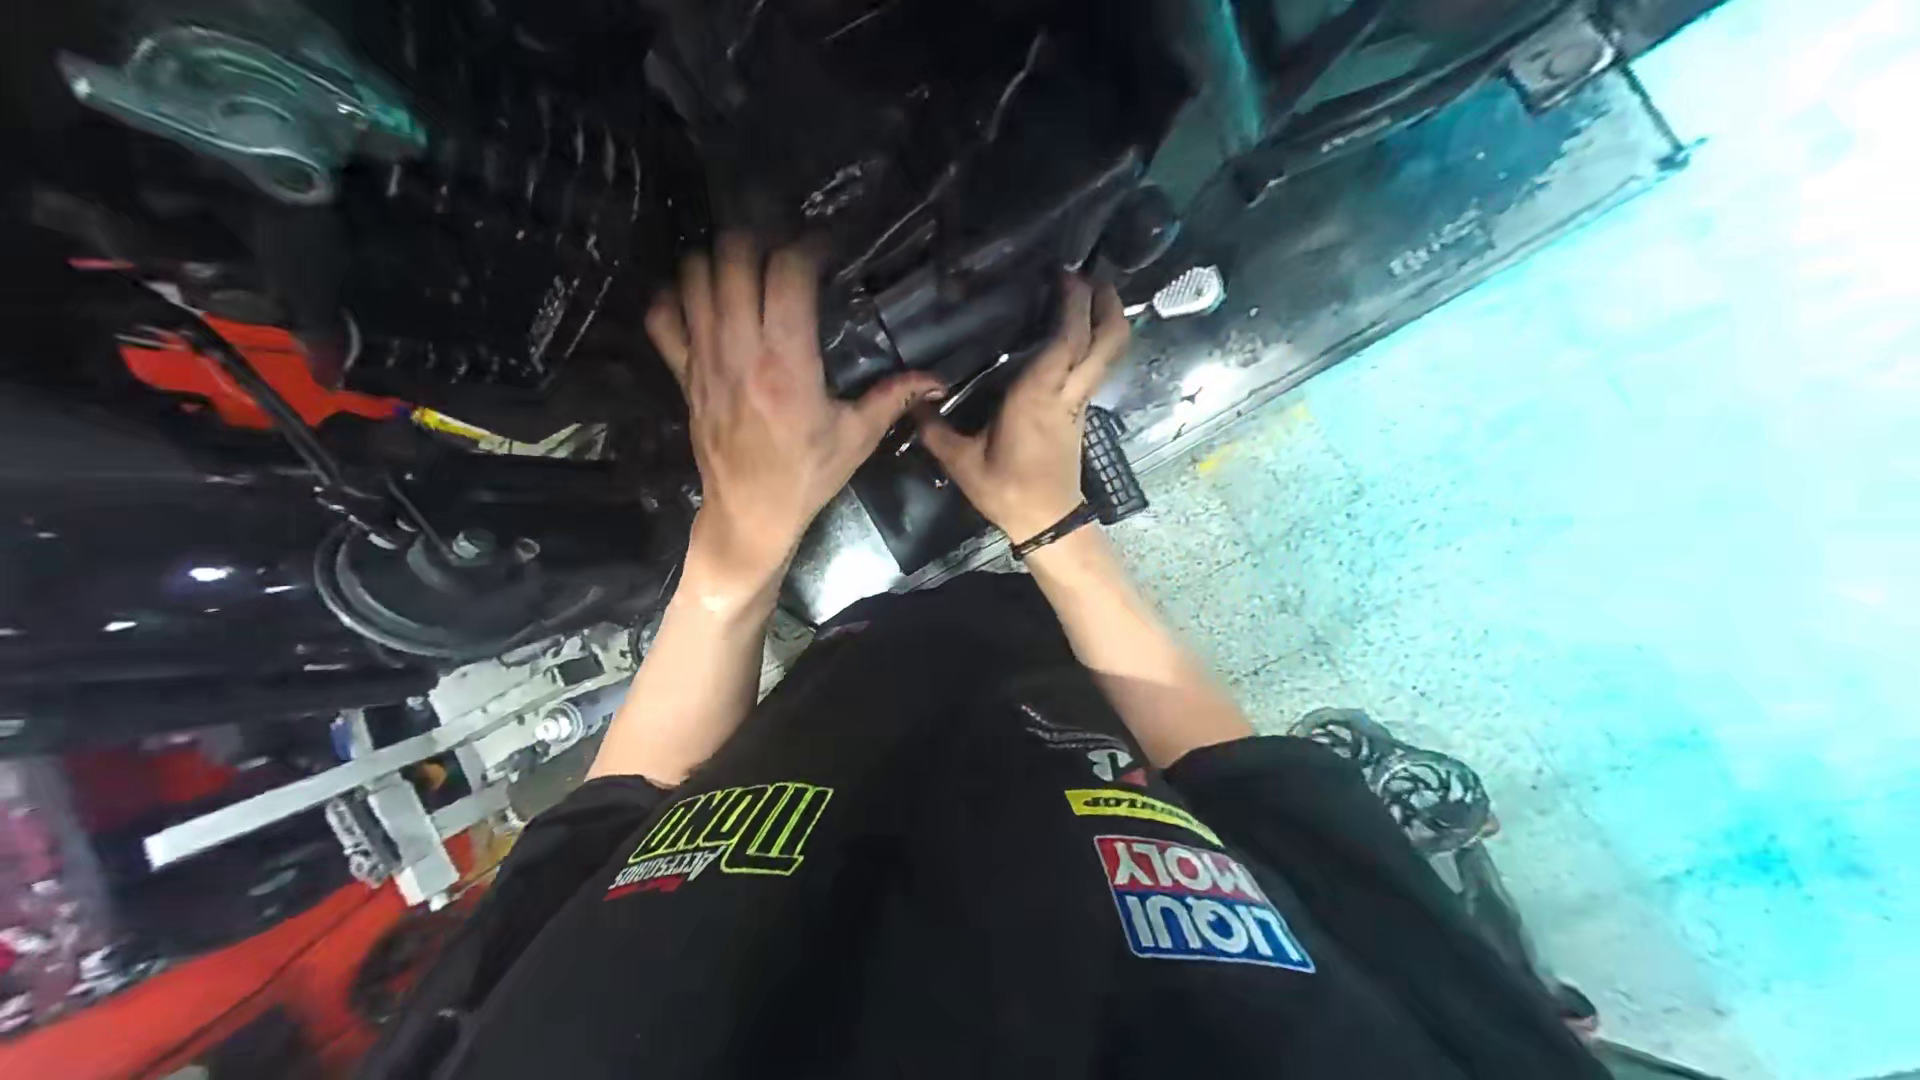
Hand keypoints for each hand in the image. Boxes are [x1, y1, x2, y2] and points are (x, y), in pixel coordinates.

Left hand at [647, 233, 942, 583]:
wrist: (751, 513)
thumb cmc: (807, 476)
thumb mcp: (856, 438)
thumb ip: (893, 398)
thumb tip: (937, 381)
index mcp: (788, 365)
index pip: (787, 274)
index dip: (808, 247)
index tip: (825, 250)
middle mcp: (739, 351)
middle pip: (733, 258)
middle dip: (760, 240)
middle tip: (783, 252)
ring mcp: (704, 360)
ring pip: (694, 276)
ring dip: (720, 260)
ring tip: (748, 269)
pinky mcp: (684, 375)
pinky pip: (663, 317)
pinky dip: (677, 296)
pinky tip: (703, 300)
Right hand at [921, 276, 1128, 541]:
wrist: (1046, 522)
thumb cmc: (1006, 490)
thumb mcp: (961, 461)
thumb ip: (935, 428)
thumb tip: (913, 402)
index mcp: (1039, 396)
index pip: (1068, 339)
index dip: (1073, 303)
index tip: (1067, 273)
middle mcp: (1067, 394)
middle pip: (1107, 342)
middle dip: (1109, 305)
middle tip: (1097, 276)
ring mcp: (1079, 405)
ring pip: (1106, 357)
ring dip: (1106, 323)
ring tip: (1091, 297)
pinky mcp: (1080, 417)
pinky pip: (1093, 370)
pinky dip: (1092, 346)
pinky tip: (1072, 340)